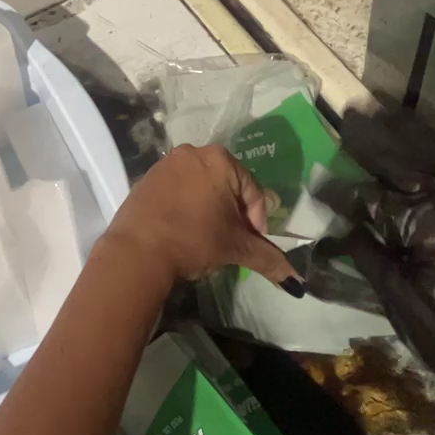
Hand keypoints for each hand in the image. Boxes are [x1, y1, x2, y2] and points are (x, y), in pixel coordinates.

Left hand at [96, 144, 300, 291]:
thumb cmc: (194, 239)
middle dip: (233, 213)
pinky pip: (177, 190)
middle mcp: (192, 152)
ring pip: (201, 187)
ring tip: (206, 237)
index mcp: (219, 159)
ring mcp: (166, 163)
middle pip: (227, 185)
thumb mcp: (236, 247)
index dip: (256, 220)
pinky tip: (183, 230)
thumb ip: (269, 259)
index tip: (247, 242)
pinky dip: (186, 207)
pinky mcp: (147, 178)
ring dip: (210, 209)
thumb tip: (297, 282)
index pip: (253, 191)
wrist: (137, 250)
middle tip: (229, 240)